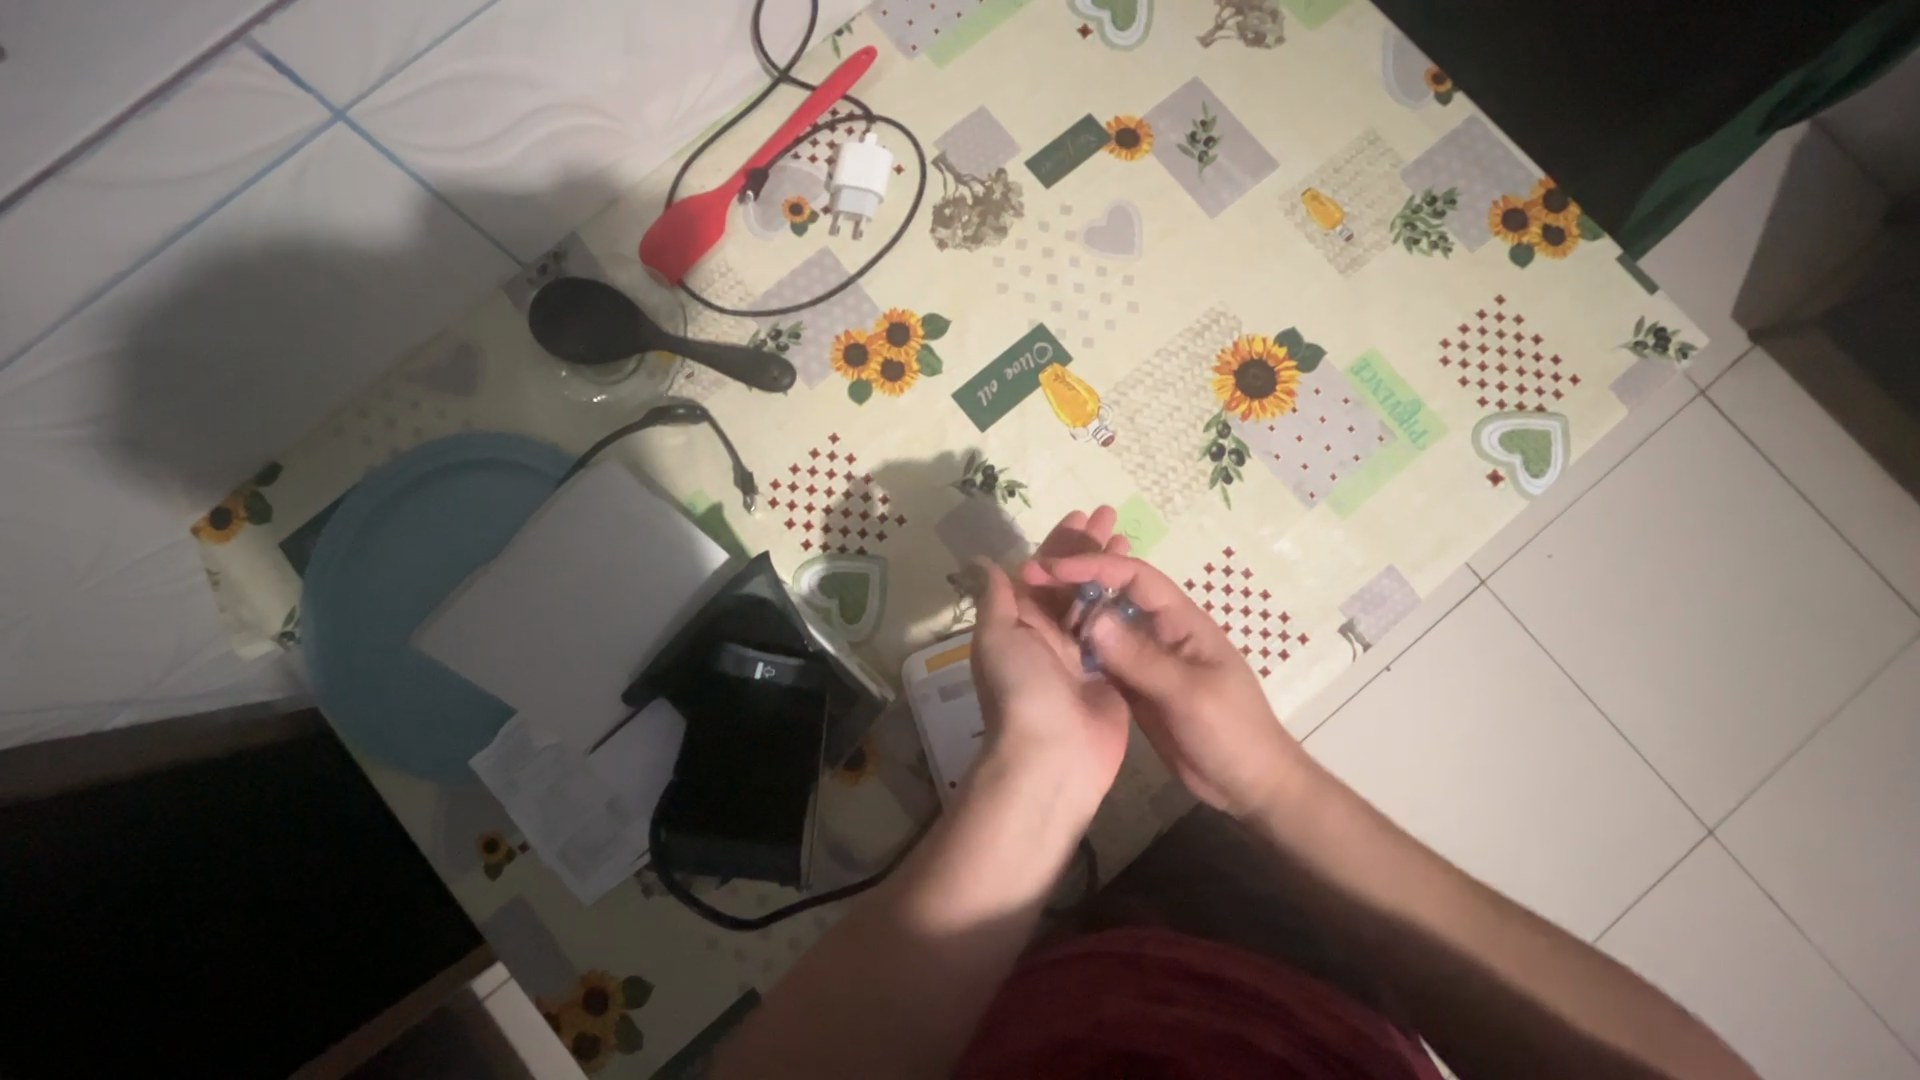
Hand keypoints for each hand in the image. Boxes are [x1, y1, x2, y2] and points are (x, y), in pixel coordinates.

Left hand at [961, 509, 1132, 825]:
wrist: (1053, 756)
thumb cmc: (1020, 690)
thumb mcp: (997, 636)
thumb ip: (996, 597)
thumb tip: (982, 561)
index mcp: (1021, 624)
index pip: (1042, 572)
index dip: (1060, 542)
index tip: (1082, 514)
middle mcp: (1049, 636)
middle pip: (1072, 583)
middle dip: (1090, 549)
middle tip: (1114, 517)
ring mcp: (1082, 656)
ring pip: (1097, 605)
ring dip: (1112, 573)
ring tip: (1132, 540)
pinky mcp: (1110, 675)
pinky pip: (1118, 634)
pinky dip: (1128, 609)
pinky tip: (1145, 585)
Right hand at [1024, 552, 1306, 817]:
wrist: (1249, 784)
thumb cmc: (1231, 732)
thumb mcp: (1189, 693)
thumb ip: (1141, 657)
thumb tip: (1092, 617)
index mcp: (1182, 621)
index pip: (1134, 578)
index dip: (1094, 566)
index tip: (1053, 568)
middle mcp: (1161, 632)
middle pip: (1114, 593)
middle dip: (1076, 580)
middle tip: (1030, 576)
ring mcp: (1147, 660)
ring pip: (1104, 625)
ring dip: (1071, 612)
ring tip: (1028, 603)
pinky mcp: (1136, 687)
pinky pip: (1102, 658)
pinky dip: (1076, 649)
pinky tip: (1047, 647)